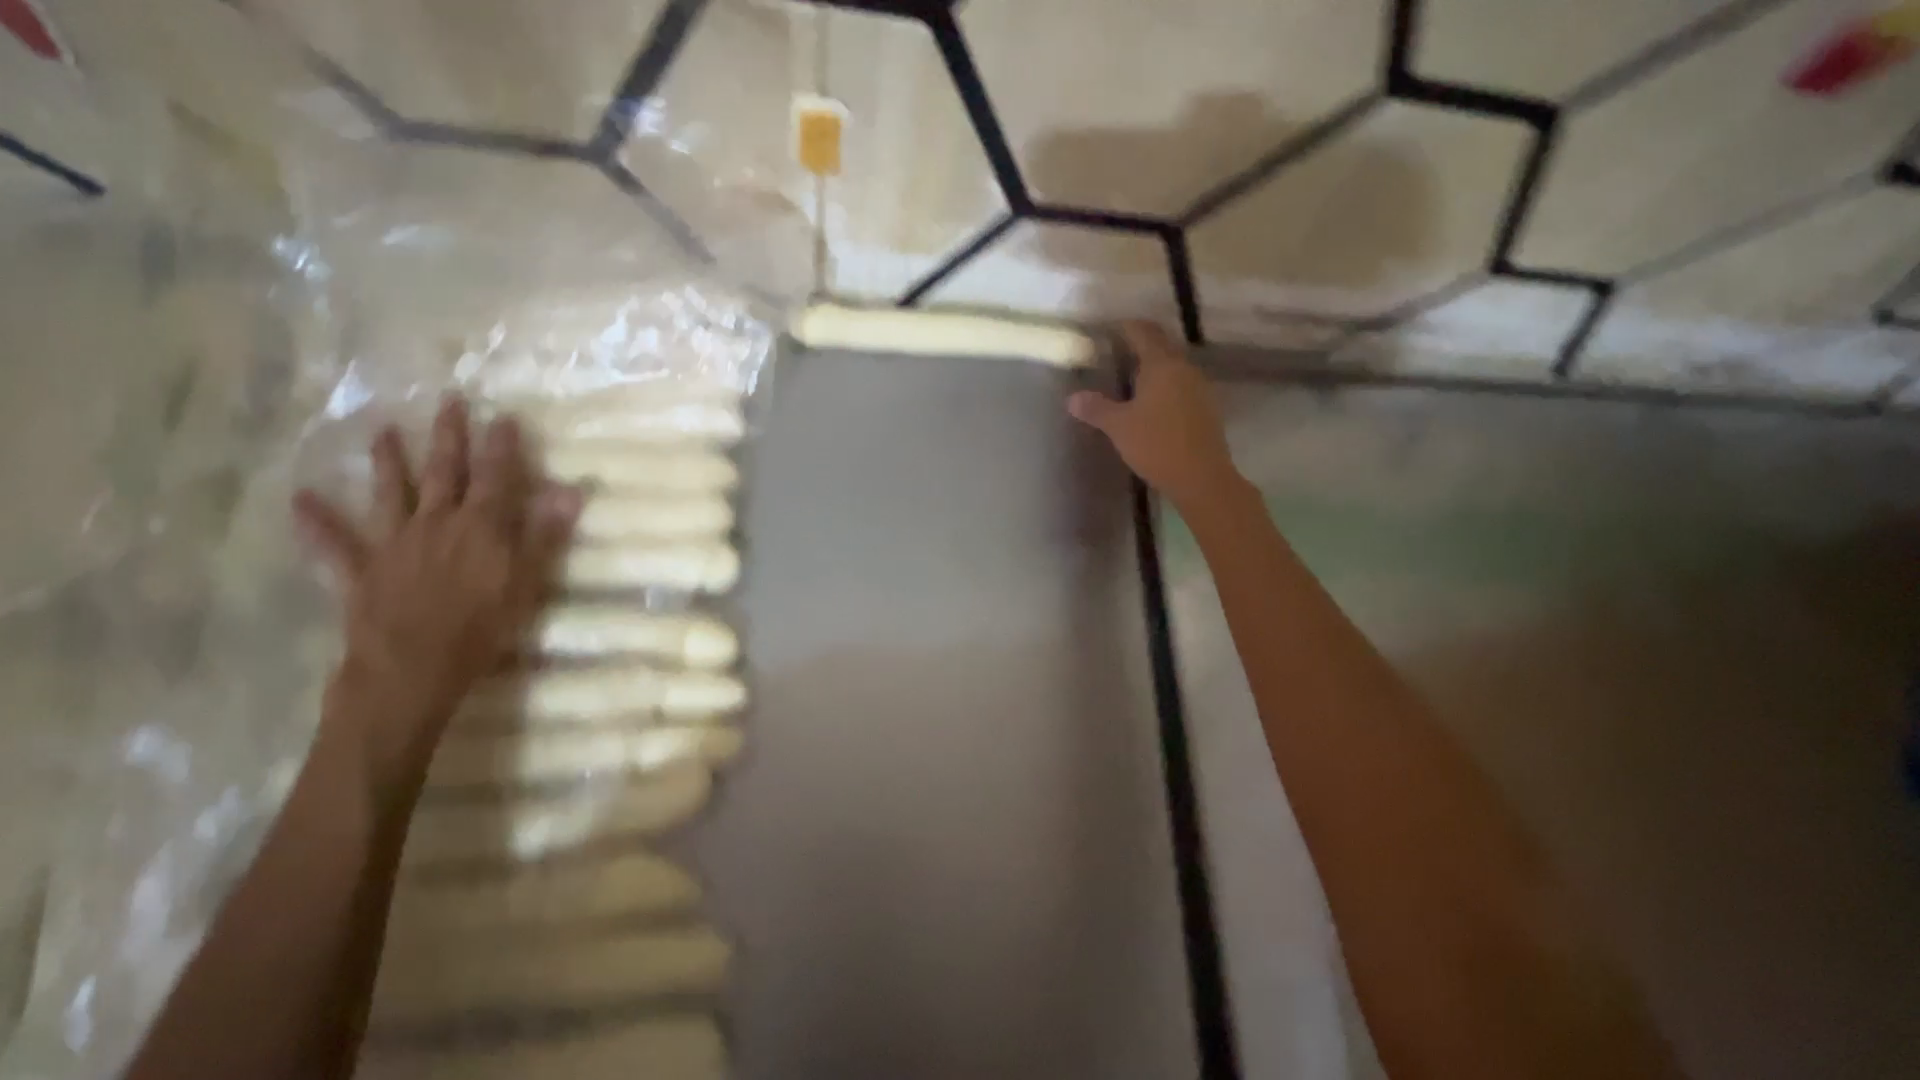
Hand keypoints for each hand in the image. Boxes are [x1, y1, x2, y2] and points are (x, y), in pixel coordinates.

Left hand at [293, 395, 579, 788]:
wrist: (412, 668)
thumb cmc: (482, 629)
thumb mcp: (528, 583)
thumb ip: (545, 535)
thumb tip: (570, 490)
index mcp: (480, 526)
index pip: (495, 476)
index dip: (501, 446)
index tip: (504, 415)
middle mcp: (436, 522)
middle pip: (443, 472)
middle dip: (449, 437)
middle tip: (448, 400)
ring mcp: (393, 544)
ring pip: (391, 494)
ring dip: (387, 462)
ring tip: (382, 430)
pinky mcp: (360, 571)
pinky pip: (335, 543)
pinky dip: (317, 522)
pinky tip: (299, 499)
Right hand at [1068, 321, 1243, 510]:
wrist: (1202, 478)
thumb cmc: (1157, 445)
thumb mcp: (1119, 427)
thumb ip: (1096, 409)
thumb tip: (1072, 398)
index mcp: (1162, 365)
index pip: (1144, 332)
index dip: (1127, 327)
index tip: (1112, 328)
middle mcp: (1184, 369)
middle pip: (1162, 347)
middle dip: (1141, 346)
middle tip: (1118, 352)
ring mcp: (1200, 388)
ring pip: (1174, 367)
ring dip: (1155, 368)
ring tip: (1133, 379)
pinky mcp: (1207, 409)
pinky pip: (1182, 387)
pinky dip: (1166, 387)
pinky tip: (1154, 404)